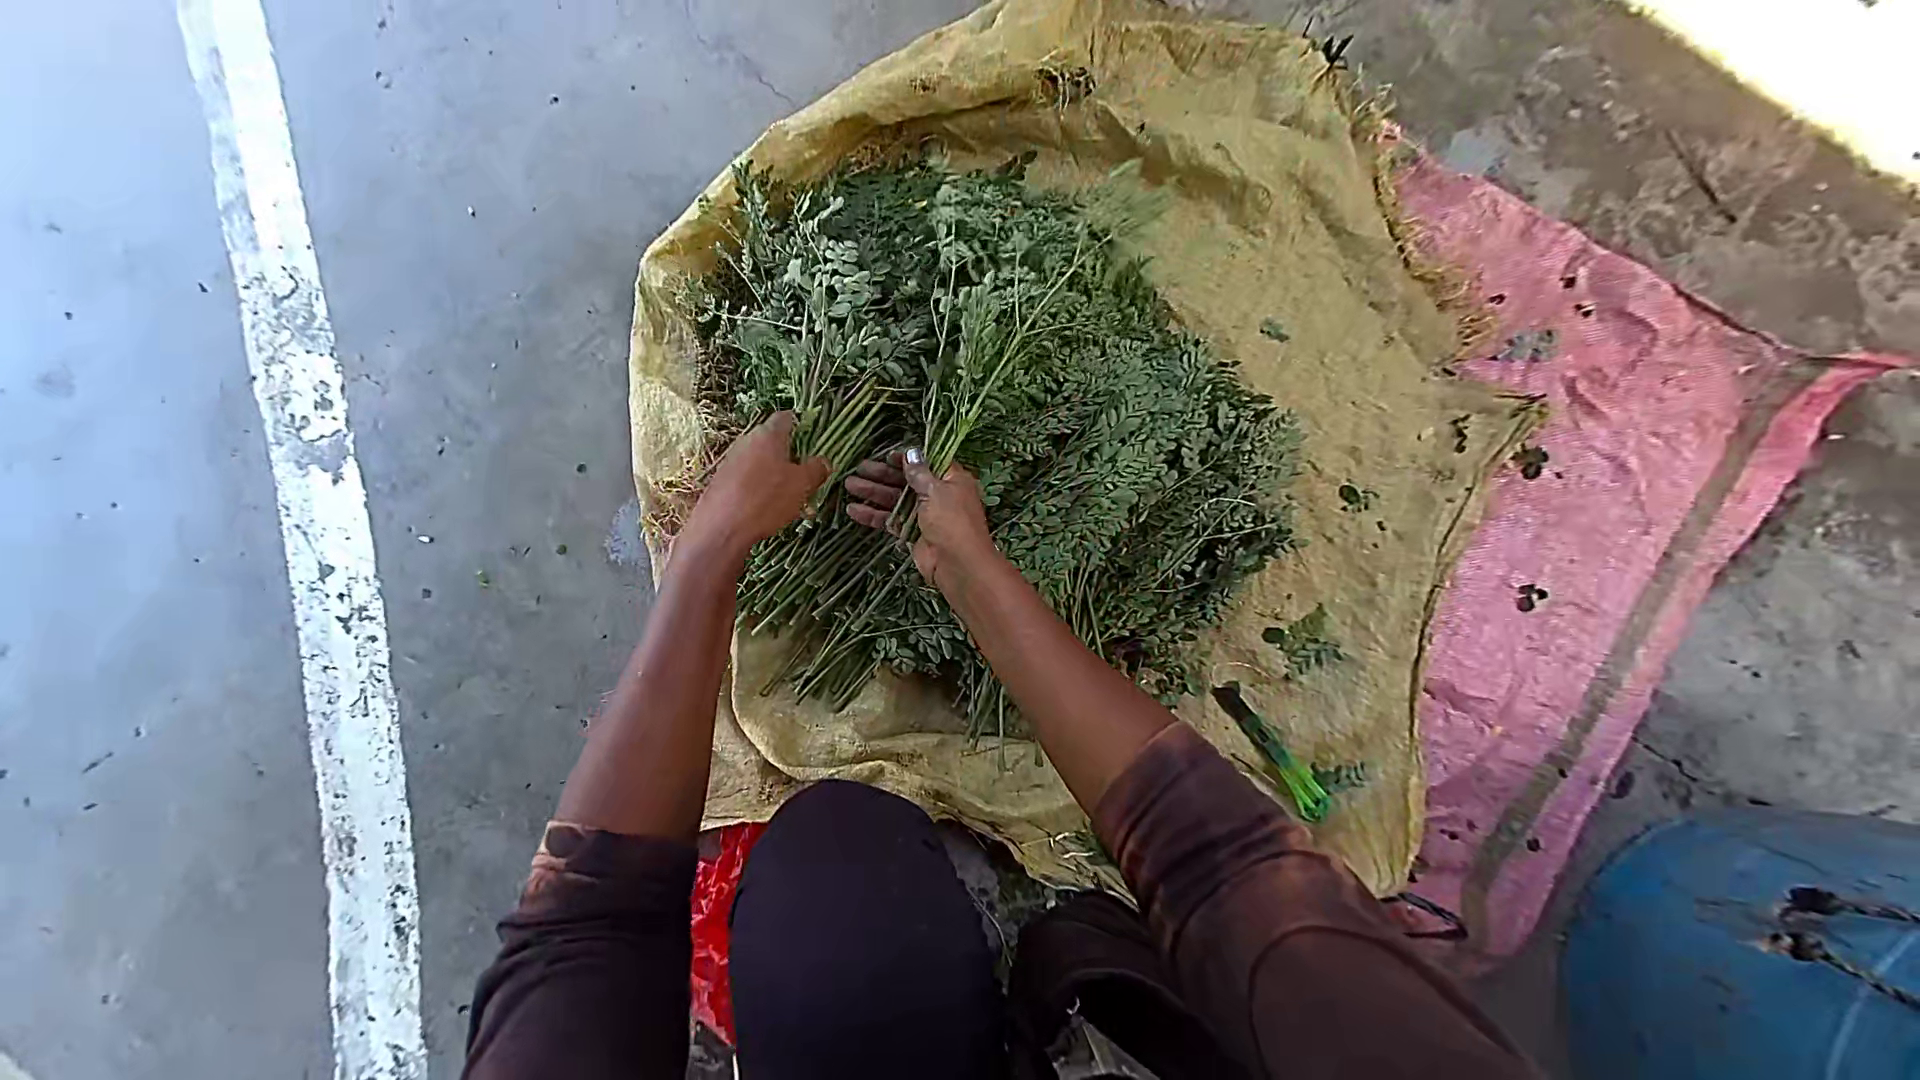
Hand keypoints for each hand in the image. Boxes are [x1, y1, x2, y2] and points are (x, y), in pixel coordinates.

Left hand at [684, 412, 828, 555]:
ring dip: (777, 475)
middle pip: (773, 441)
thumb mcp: (802, 485)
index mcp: (768, 435)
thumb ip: (816, 469)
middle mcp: (746, 441)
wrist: (721, 528)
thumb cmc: (766, 499)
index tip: (813, 441)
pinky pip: (747, 478)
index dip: (802, 425)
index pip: (786, 417)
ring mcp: (731, 461)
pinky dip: (760, 488)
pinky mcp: (721, 481)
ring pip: (761, 462)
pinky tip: (768, 509)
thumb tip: (824, 461)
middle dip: (791, 456)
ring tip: (792, 499)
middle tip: (807, 476)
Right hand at [844, 450, 996, 584]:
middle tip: (859, 468)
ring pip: (895, 500)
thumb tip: (911, 453)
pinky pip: (891, 520)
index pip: (927, 463)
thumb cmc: (952, 521)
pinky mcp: (913, 533)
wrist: (957, 565)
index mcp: (952, 480)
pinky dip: (873, 515)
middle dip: (882, 474)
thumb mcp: (936, 490)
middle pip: (907, 481)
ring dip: (873, 492)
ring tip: (849, 485)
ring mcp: (925, 515)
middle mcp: (939, 495)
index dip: (907, 459)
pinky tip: (853, 510)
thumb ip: (920, 472)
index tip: (886, 455)